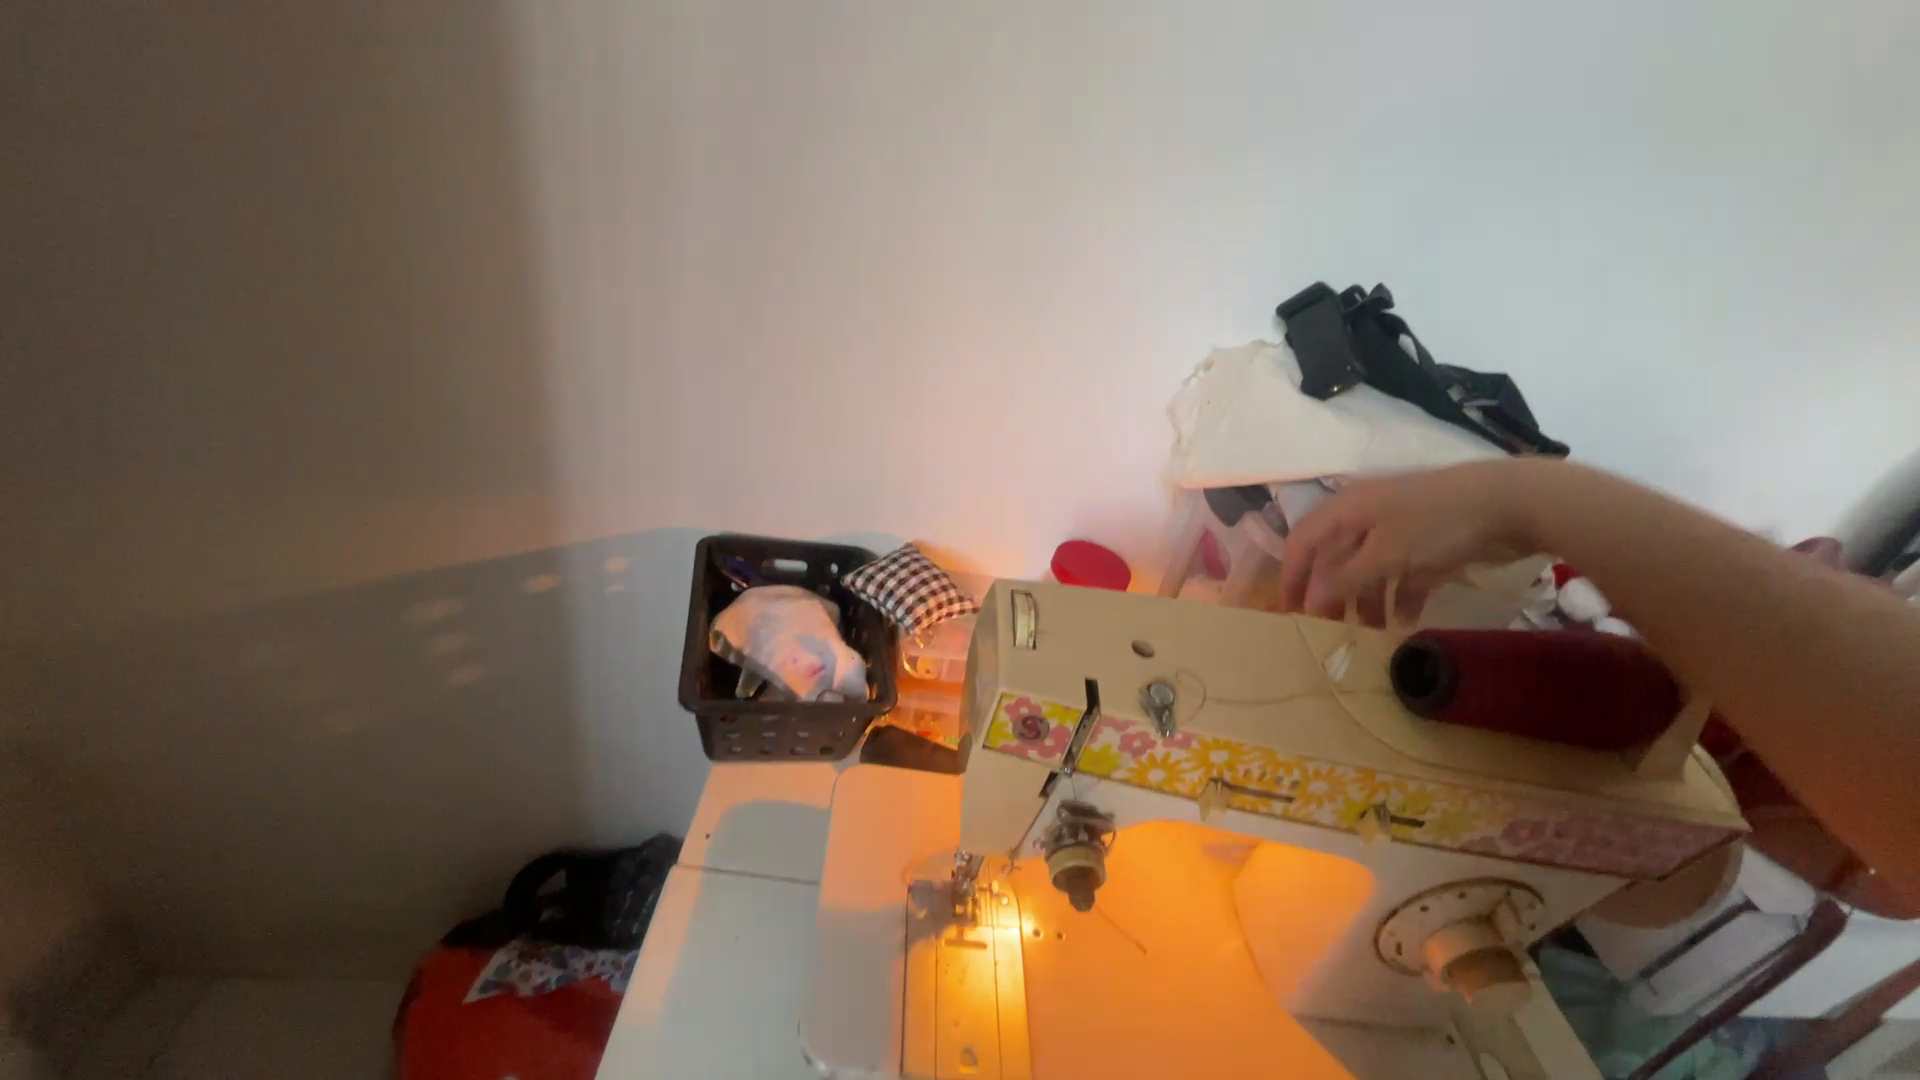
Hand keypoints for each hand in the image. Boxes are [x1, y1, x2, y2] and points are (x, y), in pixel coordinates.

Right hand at [1278, 461, 1537, 625]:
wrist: (1514, 503)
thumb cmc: (1436, 523)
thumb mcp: (1385, 554)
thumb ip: (1344, 579)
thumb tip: (1310, 601)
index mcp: (1346, 511)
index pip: (1303, 542)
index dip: (1292, 576)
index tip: (1289, 612)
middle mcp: (1365, 519)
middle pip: (1334, 560)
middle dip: (1329, 595)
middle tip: (1328, 630)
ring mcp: (1398, 532)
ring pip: (1368, 571)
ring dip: (1364, 602)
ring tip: (1367, 634)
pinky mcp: (1428, 546)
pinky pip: (1402, 576)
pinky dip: (1400, 598)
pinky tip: (1406, 623)